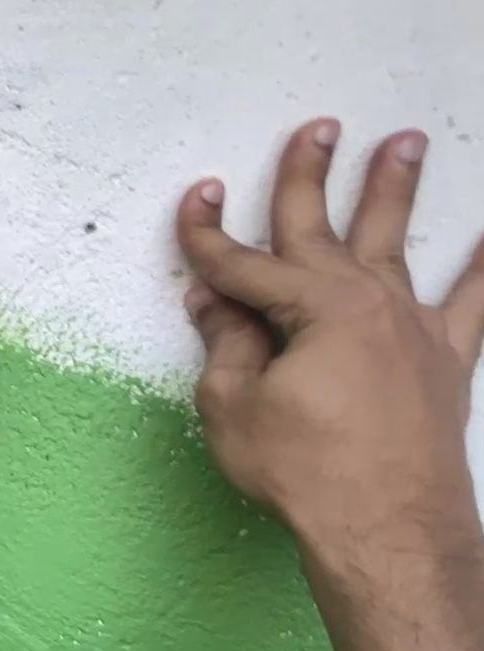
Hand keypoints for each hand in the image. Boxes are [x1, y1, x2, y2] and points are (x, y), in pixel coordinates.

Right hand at [177, 120, 483, 557]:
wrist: (382, 521)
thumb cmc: (294, 462)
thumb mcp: (231, 402)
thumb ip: (227, 343)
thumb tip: (214, 300)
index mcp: (313, 313)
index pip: (246, 265)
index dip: (211, 235)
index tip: (196, 199)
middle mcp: (370, 305)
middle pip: (326, 233)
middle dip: (313, 180)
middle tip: (316, 129)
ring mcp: (415, 327)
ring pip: (398, 246)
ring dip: (396, 194)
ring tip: (405, 141)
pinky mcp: (446, 357)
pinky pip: (478, 300)